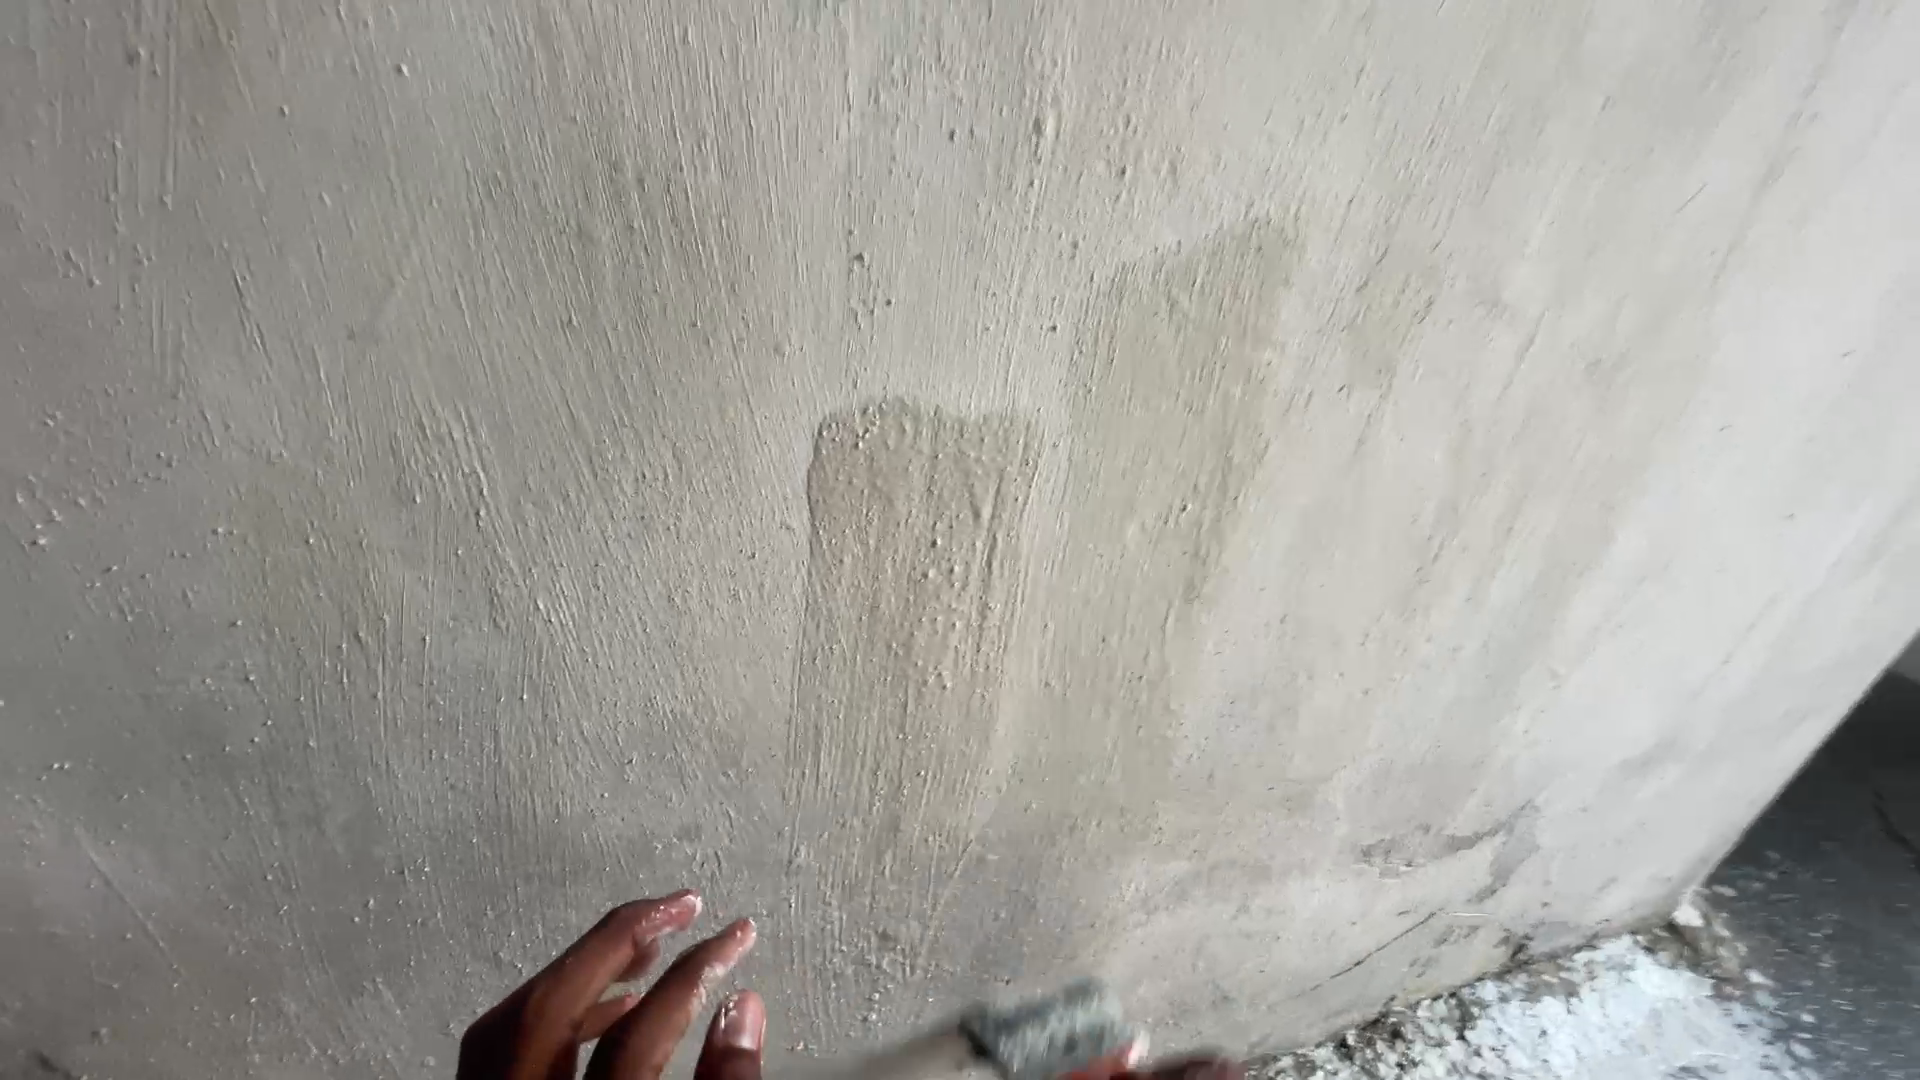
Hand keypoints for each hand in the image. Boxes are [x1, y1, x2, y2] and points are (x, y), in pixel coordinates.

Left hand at [459, 890, 760, 1079]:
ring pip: (513, 1017)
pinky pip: (507, 1044)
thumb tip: (744, 1008)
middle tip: (682, 903)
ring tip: (652, 942)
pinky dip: (564, 1010)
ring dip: (588, 965)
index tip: (738, 932)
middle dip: (619, 938)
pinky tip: (611, 1005)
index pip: (640, 1034)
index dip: (698, 971)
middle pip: (550, 1005)